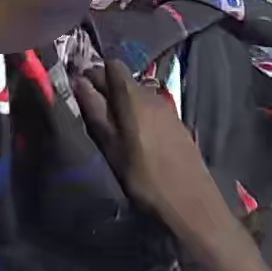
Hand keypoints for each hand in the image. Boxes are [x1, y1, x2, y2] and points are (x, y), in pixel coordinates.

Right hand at [74, 59, 230, 231]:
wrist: (193, 205)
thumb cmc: (145, 177)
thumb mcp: (111, 146)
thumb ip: (94, 110)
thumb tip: (79, 82)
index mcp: (133, 95)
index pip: (111, 65)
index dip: (94, 74)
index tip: (82, 91)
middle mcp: (151, 94)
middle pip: (124, 78)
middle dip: (106, 89)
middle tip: (93, 112)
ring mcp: (167, 108)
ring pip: (137, 94)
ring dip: (122, 103)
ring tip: (113, 128)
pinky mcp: (177, 123)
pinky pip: (150, 108)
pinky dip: (138, 114)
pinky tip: (137, 137)